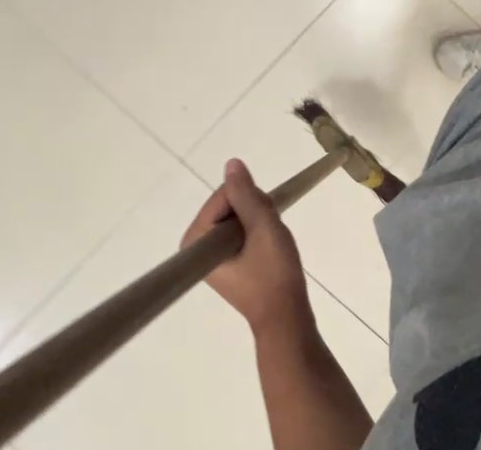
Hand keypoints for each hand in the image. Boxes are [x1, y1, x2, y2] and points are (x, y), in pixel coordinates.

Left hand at [182, 159, 309, 333]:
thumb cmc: (273, 272)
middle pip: (227, 205)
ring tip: (272, 239)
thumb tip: (232, 164)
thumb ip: (247, 195)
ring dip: (257, 219)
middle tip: (271, 228)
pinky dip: (255, 230)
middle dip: (253, 209)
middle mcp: (195, 247)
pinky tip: (267, 244)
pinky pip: (238, 230)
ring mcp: (209, 256)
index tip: (268, 215)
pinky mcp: (223, 261)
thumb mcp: (263, 227)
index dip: (250, 200)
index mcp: (196, 240)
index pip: (223, 197)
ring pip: (235, 216)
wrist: (285, 315)